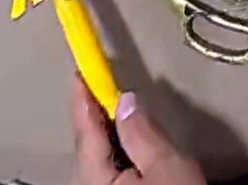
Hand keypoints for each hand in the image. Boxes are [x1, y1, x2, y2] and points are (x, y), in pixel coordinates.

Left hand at [71, 79, 206, 184]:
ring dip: (101, 139)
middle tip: (97, 87)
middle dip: (92, 120)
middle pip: (86, 153)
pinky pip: (102, 181)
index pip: (87, 135)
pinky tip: (120, 147)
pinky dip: (109, 158)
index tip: (79, 74)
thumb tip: (124, 101)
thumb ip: (142, 133)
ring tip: (109, 112)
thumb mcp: (168, 166)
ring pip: (93, 169)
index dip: (83, 101)